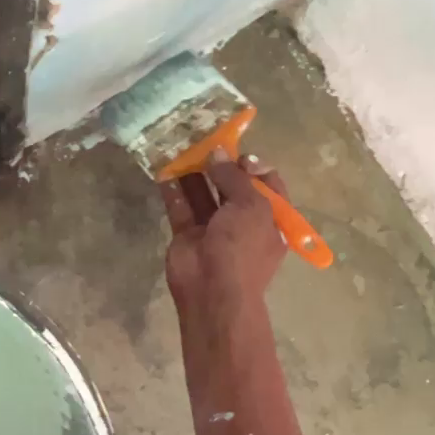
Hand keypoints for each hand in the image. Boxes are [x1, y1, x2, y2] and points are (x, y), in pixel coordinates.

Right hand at [161, 149, 291, 316]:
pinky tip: (164, 169)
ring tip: (181, 148)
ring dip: (194, 174)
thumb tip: (217, 155)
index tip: (237, 153)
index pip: (267, 184)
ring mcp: (214, 229)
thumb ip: (234, 178)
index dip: (254, 166)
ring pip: (204, 195)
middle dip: (219, 166)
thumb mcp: (251, 206)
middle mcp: (244, 221)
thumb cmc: (243, 247)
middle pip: (232, 186)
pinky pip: (181, 208)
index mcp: (271, 217)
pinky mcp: (187, 234)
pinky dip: (173, 191)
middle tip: (203, 143)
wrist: (213, 291)